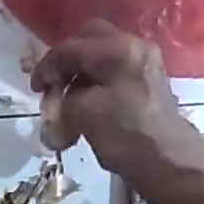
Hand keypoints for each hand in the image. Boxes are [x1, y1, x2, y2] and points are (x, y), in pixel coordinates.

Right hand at [26, 20, 197, 178]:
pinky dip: (91, 89)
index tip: (34, 89)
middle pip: (87, 42)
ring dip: (77, 79)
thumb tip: (56, 102)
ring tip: (64, 106)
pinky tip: (82, 112)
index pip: (70, 48)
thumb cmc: (125, 134)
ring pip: (99, 59)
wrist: (168, 162)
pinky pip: (110, 76)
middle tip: (51, 86)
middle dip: (64, 63)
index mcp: (118, 50)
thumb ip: (62, 97)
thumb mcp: (84, 113)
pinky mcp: (144, 86)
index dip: (45, 67)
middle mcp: (133, 49)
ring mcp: (142, 67)